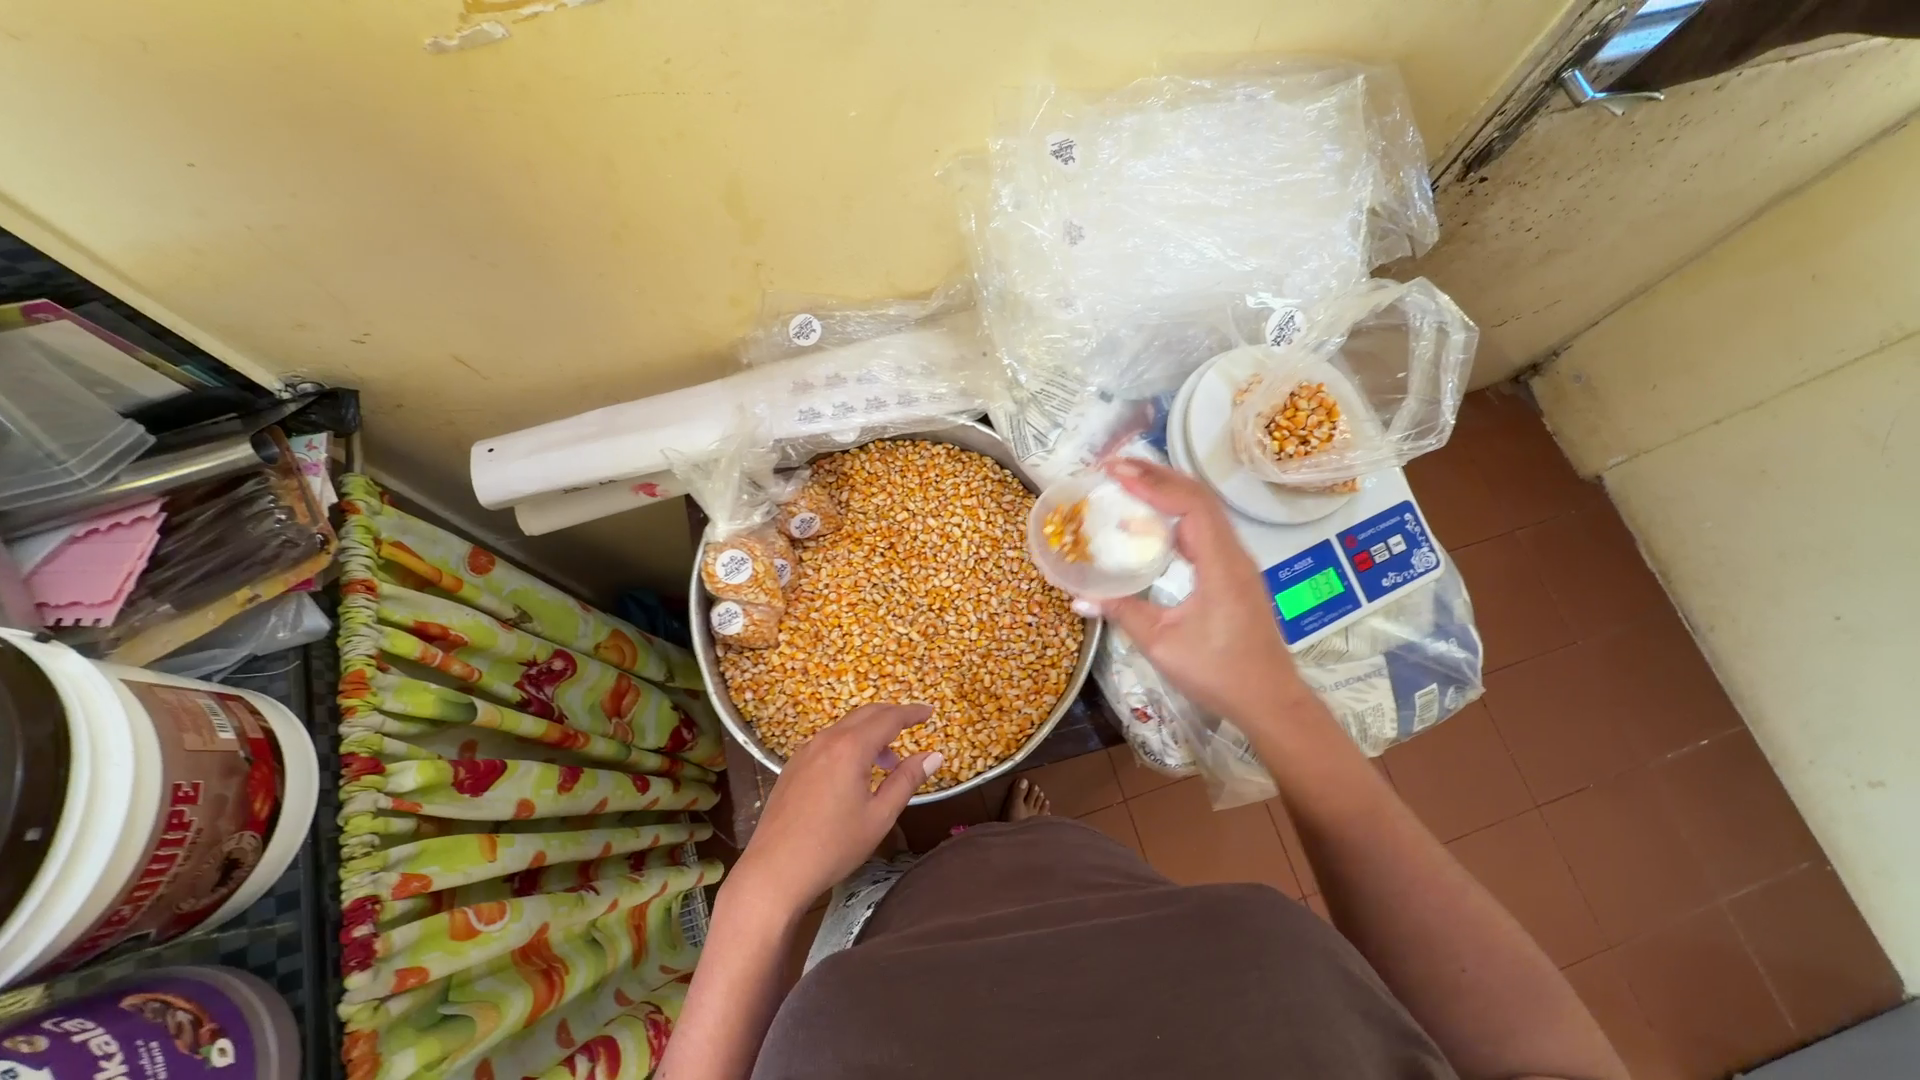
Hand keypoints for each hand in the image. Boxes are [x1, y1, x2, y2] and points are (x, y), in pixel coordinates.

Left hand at [726, 704, 941, 914]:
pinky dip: (849, 744)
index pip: (888, 718)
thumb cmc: (833, 846)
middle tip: (913, 726)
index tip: (930, 711)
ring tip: (888, 762)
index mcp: (850, 748)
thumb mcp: (879, 816)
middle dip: (891, 716)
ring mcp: (805, 752)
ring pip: (844, 728)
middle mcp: (826, 740)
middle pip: (865, 714)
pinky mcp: (792, 767)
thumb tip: (933, 756)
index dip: (911, 713)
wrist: (774, 871)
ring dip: (870, 734)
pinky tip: (855, 773)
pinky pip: (828, 742)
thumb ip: (907, 780)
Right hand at [1080, 459, 1308, 721]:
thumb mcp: (1162, 644)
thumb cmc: (1219, 672)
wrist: (1269, 699)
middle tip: (1114, 468)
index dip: (1151, 483)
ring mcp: (1237, 563)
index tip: (1115, 471)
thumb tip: (1079, 597)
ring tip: (1129, 484)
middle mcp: (1234, 554)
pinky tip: (1151, 523)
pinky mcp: (1234, 575)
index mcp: (1221, 565)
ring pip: (1204, 511)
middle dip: (1156, 477)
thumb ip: (1122, 613)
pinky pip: (1205, 531)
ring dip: (1168, 492)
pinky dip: (1177, 515)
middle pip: (1198, 498)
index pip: (1189, 505)